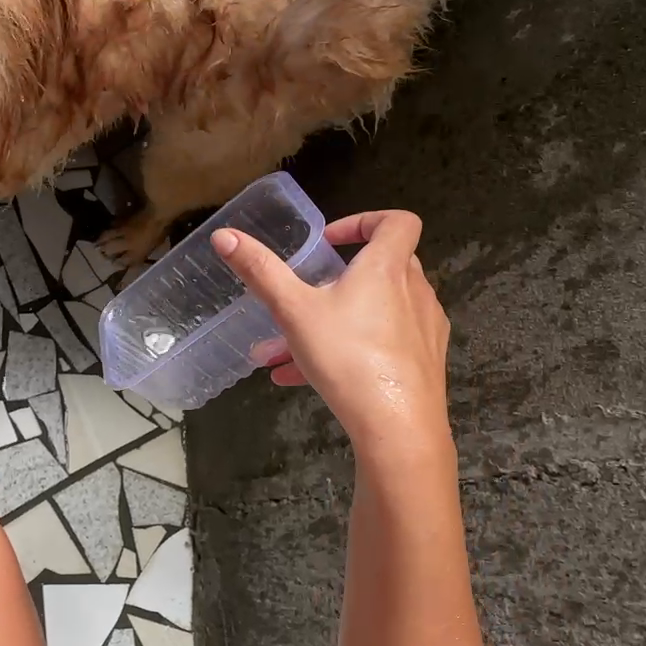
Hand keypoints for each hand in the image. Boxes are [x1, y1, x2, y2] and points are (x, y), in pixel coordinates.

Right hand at [213, 211, 450, 451]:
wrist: (397, 424)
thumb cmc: (346, 355)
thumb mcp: (292, 310)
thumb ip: (259, 271)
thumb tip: (224, 235)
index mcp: (387, 268)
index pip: (397, 222)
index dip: (363, 221)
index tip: (327, 242)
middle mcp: (413, 291)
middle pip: (381, 266)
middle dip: (334, 279)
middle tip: (299, 295)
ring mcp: (422, 327)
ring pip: (372, 310)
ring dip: (328, 320)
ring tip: (280, 352)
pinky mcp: (422, 360)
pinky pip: (379, 341)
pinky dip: (345, 347)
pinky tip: (303, 377)